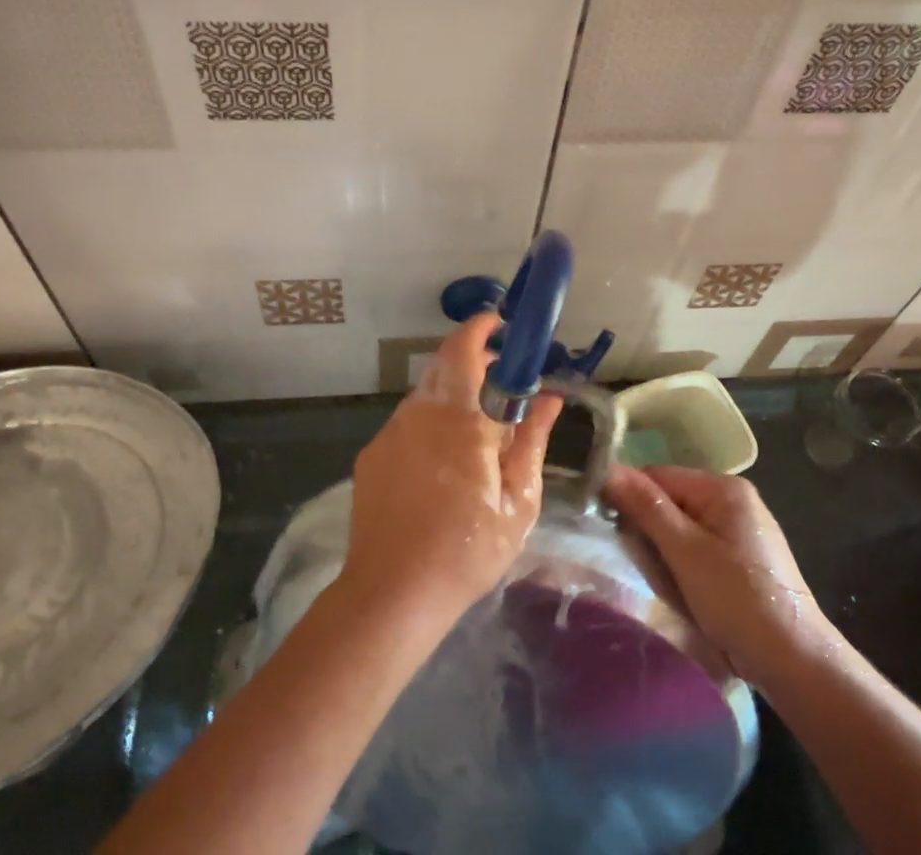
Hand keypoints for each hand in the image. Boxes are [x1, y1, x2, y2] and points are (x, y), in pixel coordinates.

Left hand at [339, 312, 562, 624]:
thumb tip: (550, 398)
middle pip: (443, 368)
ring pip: (424, 399)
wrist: (392, 594)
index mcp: (457, 419)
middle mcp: (416, 415)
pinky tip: (444, 470)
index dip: (482, 328)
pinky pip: (406, 427)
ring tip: (479, 440)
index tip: (504, 326)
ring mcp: (388, 436)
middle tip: (506, 388)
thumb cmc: (467, 550)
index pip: (464, 349)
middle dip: (474, 366)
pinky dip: (430, 429)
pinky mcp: (370, 458)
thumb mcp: (517, 501)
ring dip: (453, 401)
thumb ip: (531, 440)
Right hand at [602, 464, 837, 685]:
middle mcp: (731, 501)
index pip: (656, 476)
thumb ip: (645, 506)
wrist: (791, 659)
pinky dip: (679, 569)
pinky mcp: (736, 560)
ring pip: (675, 531)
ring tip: (666, 585)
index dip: (629, 499)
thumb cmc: (738, 598)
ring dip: (662, 556)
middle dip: (648, 533)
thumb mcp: (685, 550)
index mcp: (723, 488)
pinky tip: (682, 593)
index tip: (611, 532)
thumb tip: (604, 467)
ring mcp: (736, 531)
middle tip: (645, 566)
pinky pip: (692, 551)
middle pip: (666, 502)